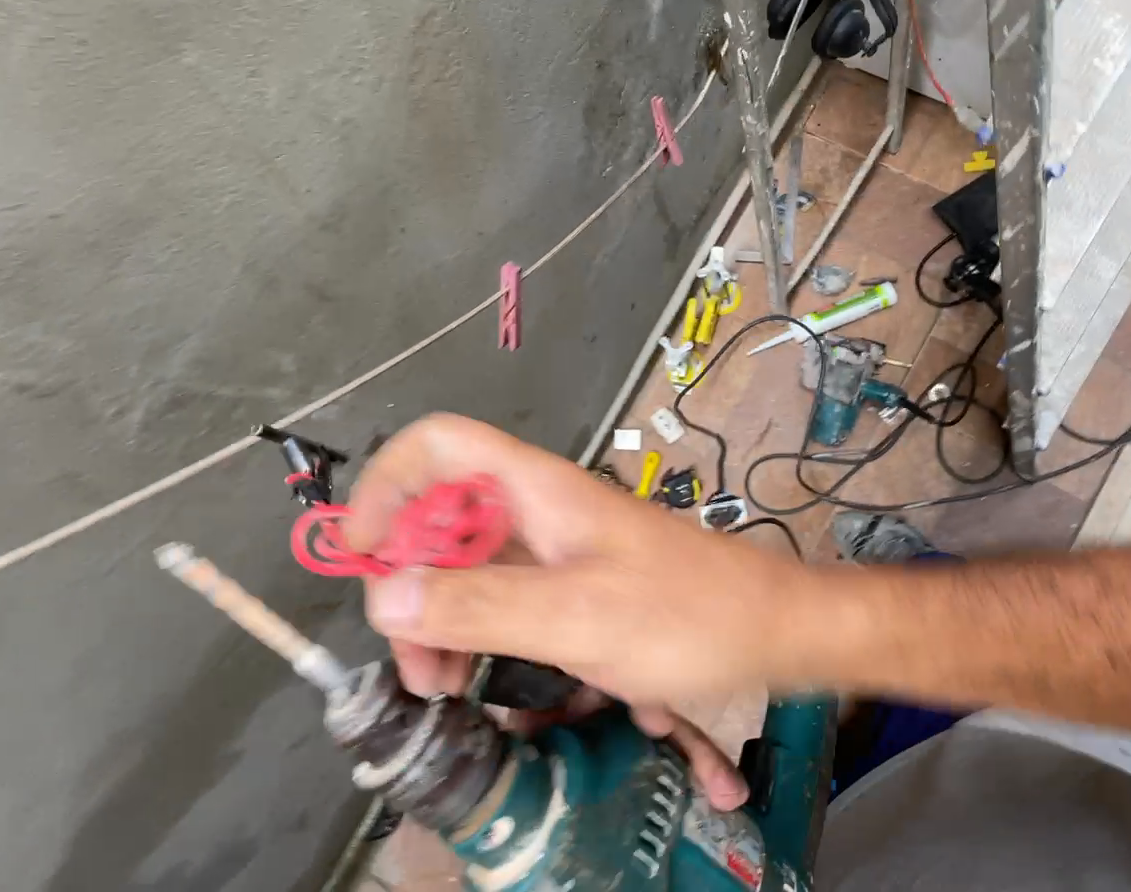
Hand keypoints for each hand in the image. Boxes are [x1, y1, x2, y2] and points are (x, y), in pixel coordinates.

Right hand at [344, 415, 813, 802]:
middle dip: (409, 579)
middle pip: (441, 514)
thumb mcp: (576, 617)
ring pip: (467, 564)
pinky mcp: (570, 583)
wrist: (769, 630)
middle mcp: (537, 508)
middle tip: (410, 658)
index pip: (439, 444)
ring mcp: (554, 546)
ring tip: (441, 686)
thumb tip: (387, 598)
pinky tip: (478, 680)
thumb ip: (480, 605)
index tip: (362, 553)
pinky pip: (501, 597)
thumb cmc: (685, 614)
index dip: (387, 483)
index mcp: (536, 490)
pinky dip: (477, 634)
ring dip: (440, 619)